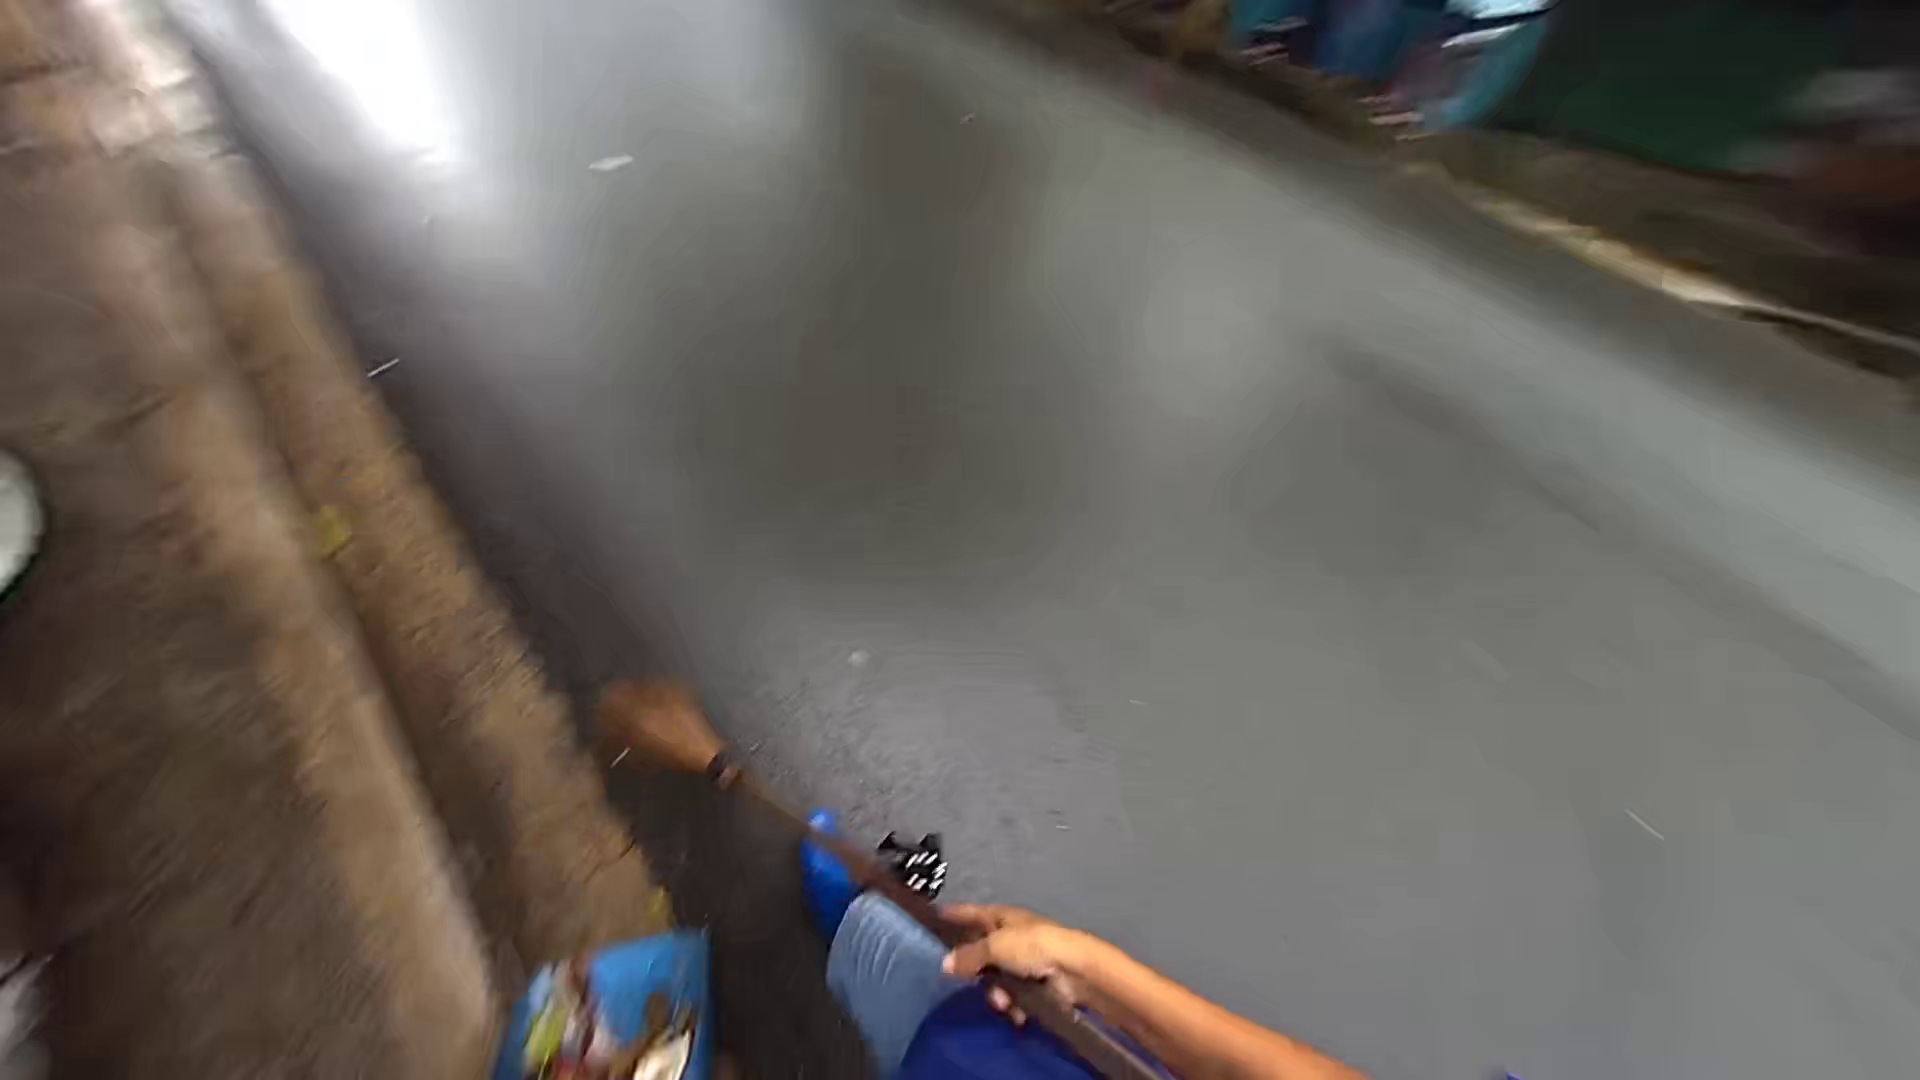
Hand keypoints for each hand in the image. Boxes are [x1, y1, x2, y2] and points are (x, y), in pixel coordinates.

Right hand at [941, 904, 1099, 1022]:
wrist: (1072, 968)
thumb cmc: (1031, 945)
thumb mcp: (996, 946)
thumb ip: (969, 954)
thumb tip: (945, 963)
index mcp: (1000, 916)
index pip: (971, 912)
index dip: (954, 914)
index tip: (935, 916)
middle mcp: (1009, 934)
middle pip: (980, 952)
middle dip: (977, 972)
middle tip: (973, 983)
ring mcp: (1021, 959)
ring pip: (994, 979)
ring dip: (997, 994)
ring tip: (1006, 1002)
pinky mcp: (1032, 983)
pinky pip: (1011, 995)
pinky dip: (1013, 1005)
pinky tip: (1018, 1011)